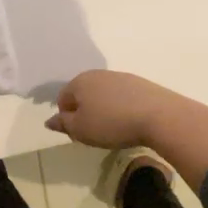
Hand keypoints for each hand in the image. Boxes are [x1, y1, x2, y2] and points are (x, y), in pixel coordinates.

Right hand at [44, 69, 185, 149]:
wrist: (159, 116)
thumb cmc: (112, 124)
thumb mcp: (81, 130)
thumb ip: (63, 124)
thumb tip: (49, 120)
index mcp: (79, 82)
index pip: (62, 99)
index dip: (66, 118)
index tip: (79, 134)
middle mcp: (97, 74)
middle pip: (83, 94)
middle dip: (84, 112)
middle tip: (95, 132)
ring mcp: (120, 76)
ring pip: (103, 94)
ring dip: (103, 109)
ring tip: (114, 128)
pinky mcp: (140, 83)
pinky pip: (122, 96)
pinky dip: (121, 107)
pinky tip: (130, 121)